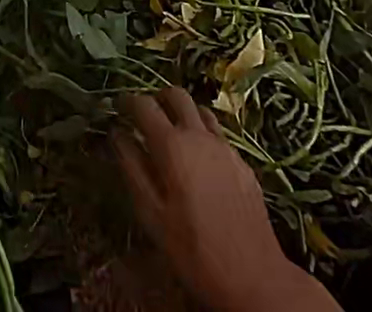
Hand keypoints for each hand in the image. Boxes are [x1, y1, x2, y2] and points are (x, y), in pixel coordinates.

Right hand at [114, 89, 340, 311]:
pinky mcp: (243, 163)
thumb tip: (117, 134)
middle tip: (145, 116)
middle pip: (177, 95)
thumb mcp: (150, 213)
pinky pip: (218, 135)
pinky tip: (198, 161)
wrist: (254, 277)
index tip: (117, 108)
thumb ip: (131, 167)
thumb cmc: (192, 249)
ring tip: (172, 135)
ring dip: (183, 113)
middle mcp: (199, 136)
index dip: (127, 101)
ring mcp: (225, 148)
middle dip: (157, 98)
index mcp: (172, 145)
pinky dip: (202, 134)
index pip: (144, 105)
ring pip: (201, 110)